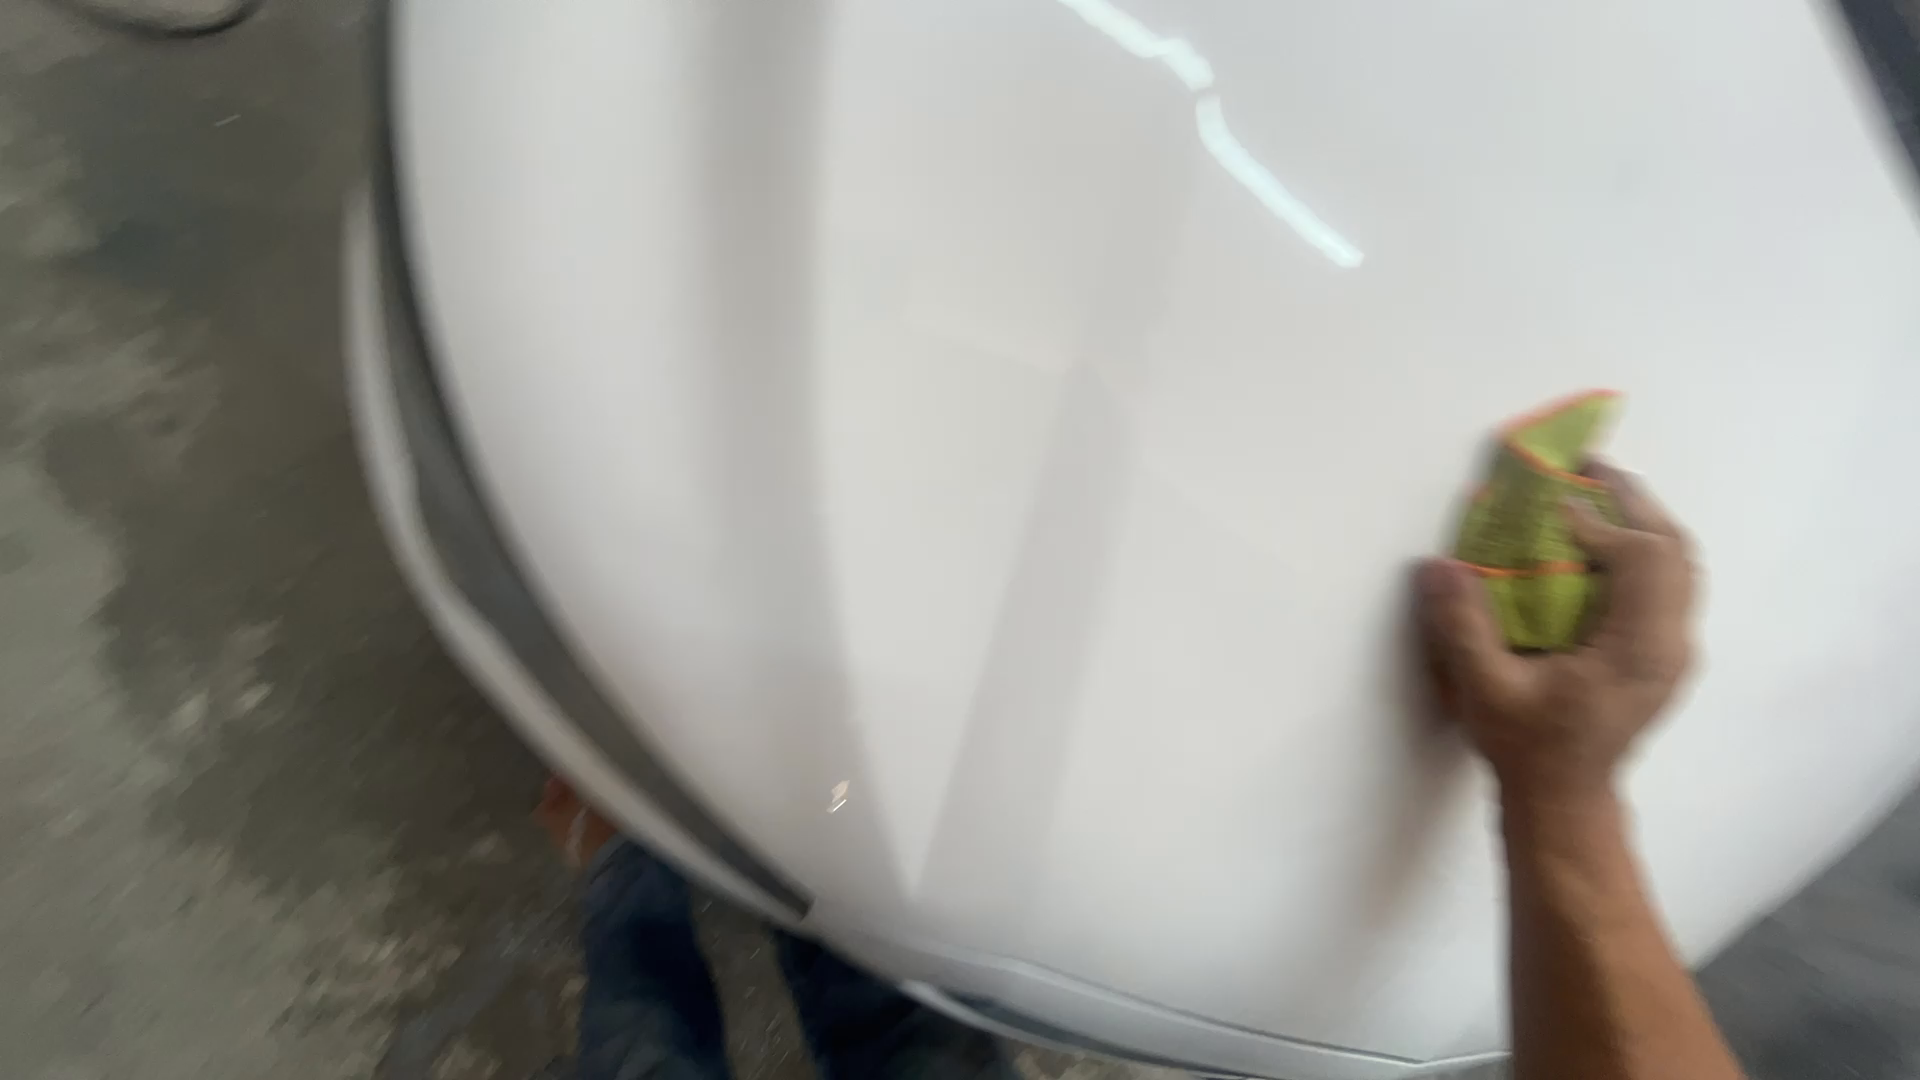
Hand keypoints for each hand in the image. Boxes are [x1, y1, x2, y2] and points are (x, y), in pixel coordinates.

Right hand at [1418, 463, 1697, 799]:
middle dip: (1631, 502)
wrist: (1564, 797)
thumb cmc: (1526, 745)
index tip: (1545, 507)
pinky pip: (1665, 584)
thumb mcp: (1484, 686)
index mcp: (1637, 649)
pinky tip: (1596, 547)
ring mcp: (1671, 649)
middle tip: (1585, 469)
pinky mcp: (1658, 654)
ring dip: (1638, 522)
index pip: (1642, 560)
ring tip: (1592, 495)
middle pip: (1675, 552)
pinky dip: (1637, 549)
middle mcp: (1670, 643)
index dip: (1597, 524)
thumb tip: (1437, 565)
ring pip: (1678, 566)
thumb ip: (1462, 625)